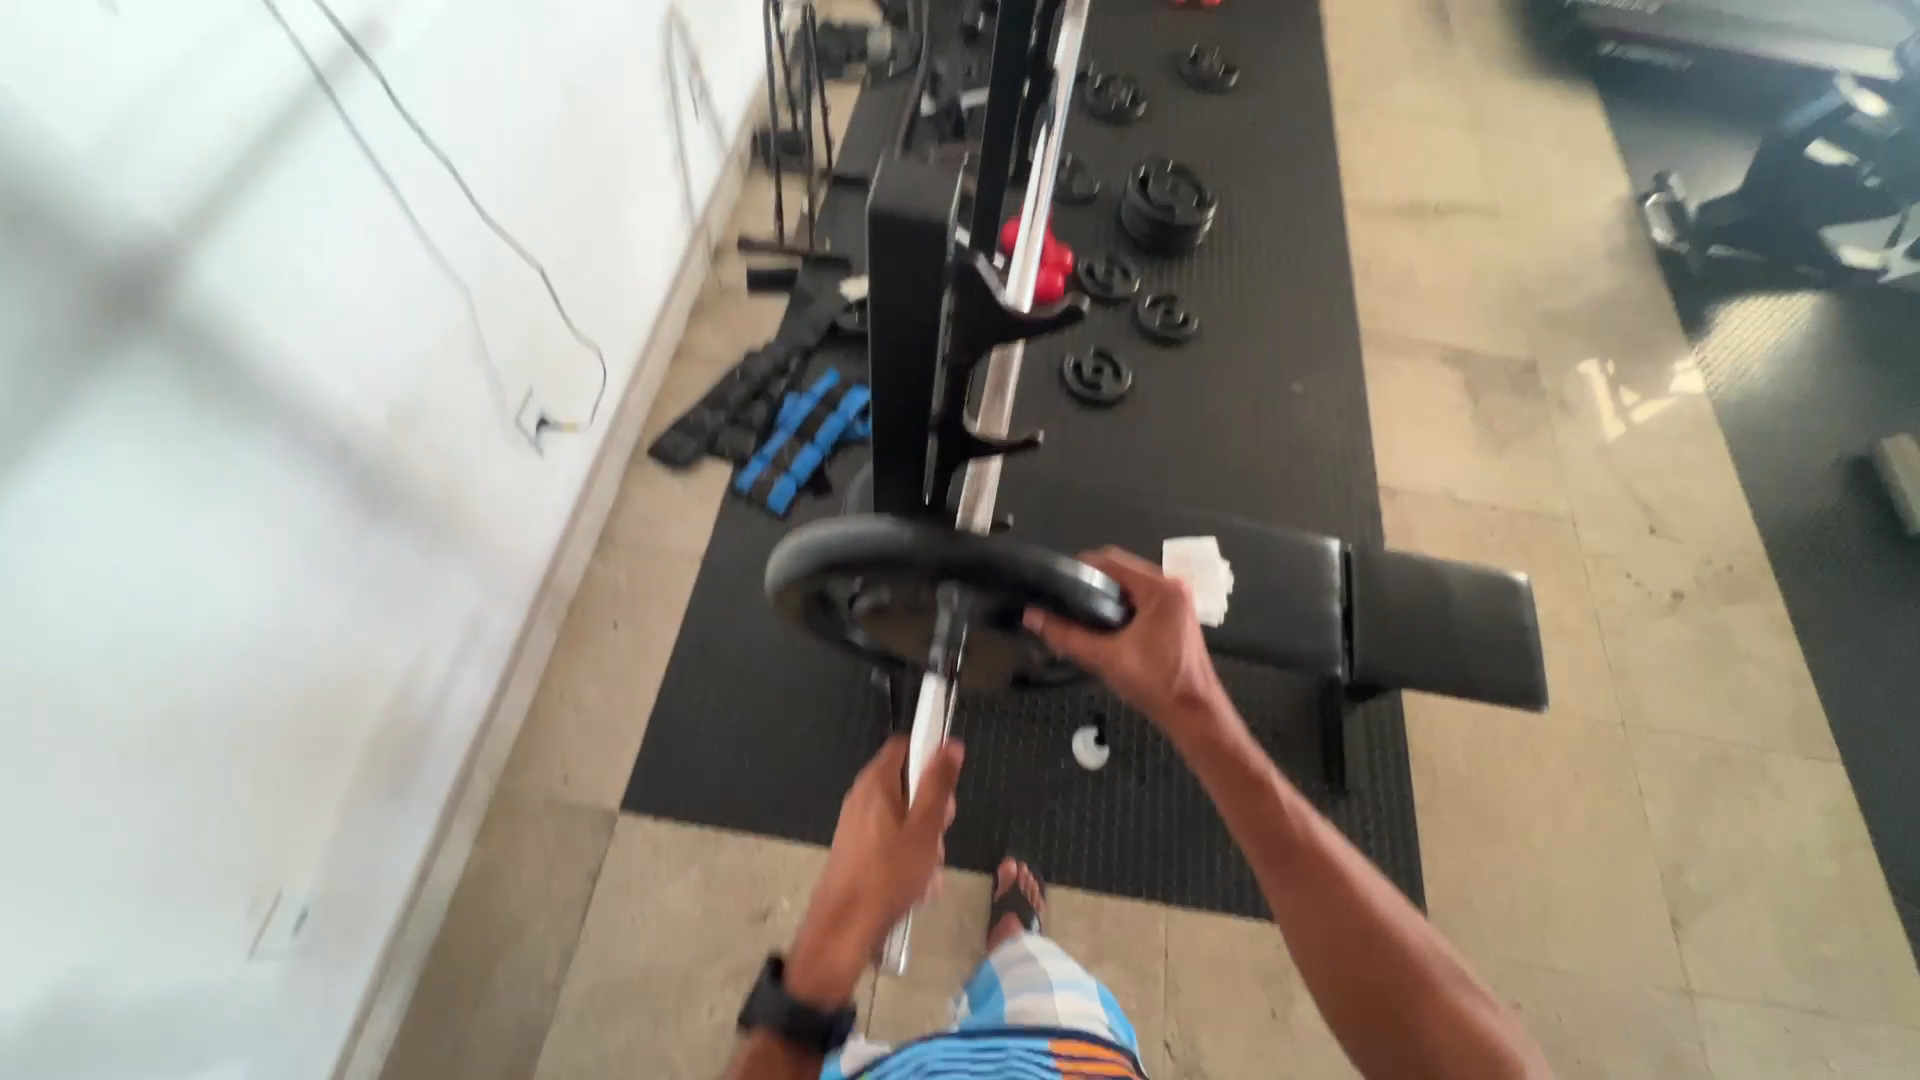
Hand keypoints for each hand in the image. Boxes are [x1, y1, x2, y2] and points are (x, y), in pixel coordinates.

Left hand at [786, 735, 963, 1006]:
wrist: (843, 929)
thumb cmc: (888, 875)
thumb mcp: (925, 828)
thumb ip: (939, 784)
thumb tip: (951, 743)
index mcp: (877, 781)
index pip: (907, 745)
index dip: (931, 758)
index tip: (946, 788)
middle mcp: (864, 795)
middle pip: (909, 784)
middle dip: (932, 809)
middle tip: (938, 837)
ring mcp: (858, 823)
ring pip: (904, 817)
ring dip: (924, 840)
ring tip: (927, 870)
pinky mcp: (857, 848)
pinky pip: (892, 840)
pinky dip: (908, 857)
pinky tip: (915, 885)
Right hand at [1025, 547, 1233, 742]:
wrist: (1194, 713)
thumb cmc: (1155, 683)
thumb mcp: (1105, 658)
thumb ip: (1067, 636)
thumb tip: (1032, 616)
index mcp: (1160, 588)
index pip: (1110, 560)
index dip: (1078, 568)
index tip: (1055, 583)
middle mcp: (1171, 585)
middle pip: (1120, 570)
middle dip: (1090, 583)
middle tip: (1063, 601)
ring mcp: (1176, 599)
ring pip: (1129, 585)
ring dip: (1104, 595)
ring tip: (1077, 613)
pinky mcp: (1175, 614)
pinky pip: (1140, 598)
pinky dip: (1119, 605)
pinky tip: (1101, 625)